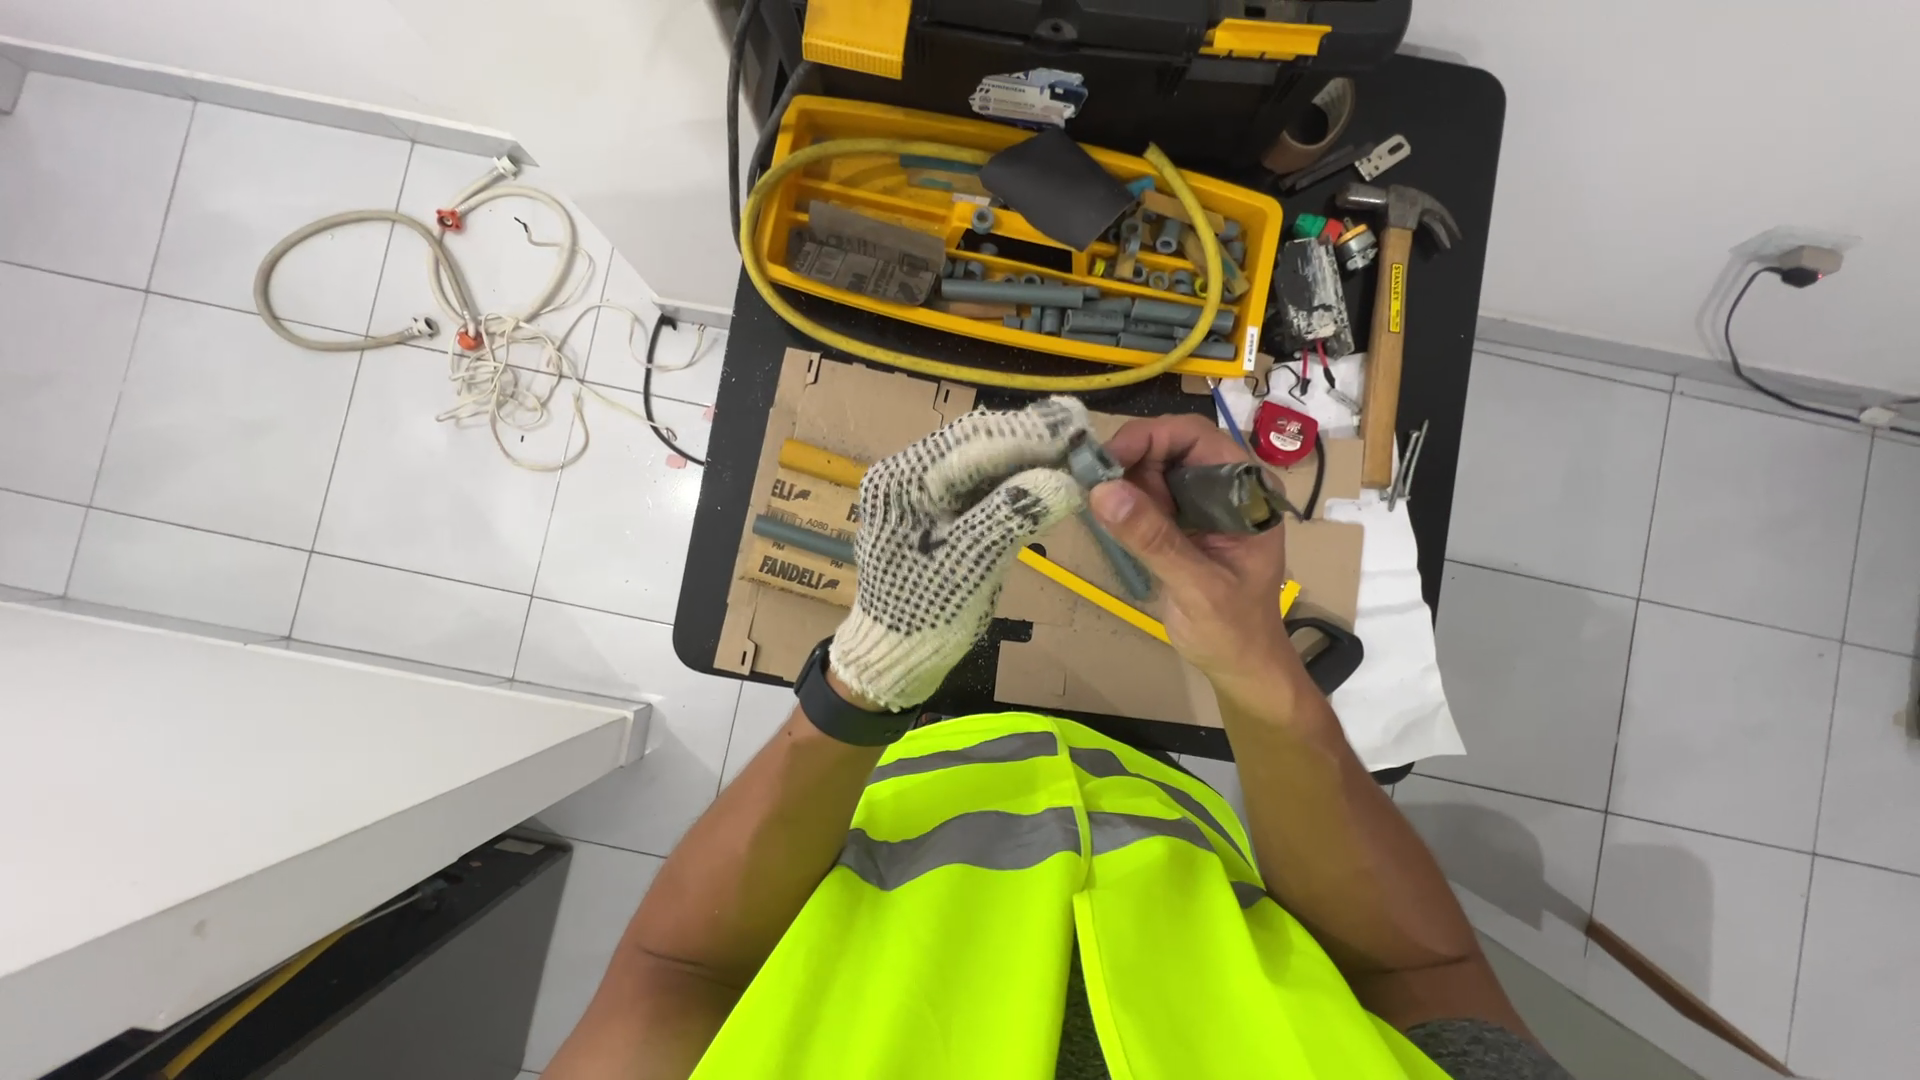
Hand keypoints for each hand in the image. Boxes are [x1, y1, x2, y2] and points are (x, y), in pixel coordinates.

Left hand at [830, 397, 1090, 710]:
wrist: (896, 657)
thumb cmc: (923, 614)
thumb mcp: (969, 564)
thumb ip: (1012, 514)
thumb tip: (1067, 479)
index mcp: (902, 480)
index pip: (973, 441)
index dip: (1029, 432)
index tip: (1078, 426)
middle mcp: (907, 473)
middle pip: (976, 441)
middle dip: (1030, 436)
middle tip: (1082, 430)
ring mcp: (921, 491)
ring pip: (982, 459)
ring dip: (1026, 453)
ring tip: (1074, 447)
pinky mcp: (937, 510)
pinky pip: (980, 483)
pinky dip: (1014, 478)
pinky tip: (1047, 473)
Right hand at [1089, 414, 1300, 705]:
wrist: (1241, 665)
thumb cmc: (1233, 630)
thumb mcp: (1196, 587)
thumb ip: (1154, 540)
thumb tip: (1103, 491)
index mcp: (1247, 492)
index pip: (1196, 438)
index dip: (1150, 438)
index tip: (1107, 460)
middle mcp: (1225, 486)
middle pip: (1170, 445)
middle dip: (1130, 459)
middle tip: (1095, 488)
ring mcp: (1201, 502)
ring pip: (1153, 467)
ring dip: (1122, 480)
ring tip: (1100, 507)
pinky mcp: (1180, 520)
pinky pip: (1146, 493)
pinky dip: (1123, 500)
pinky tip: (1108, 519)